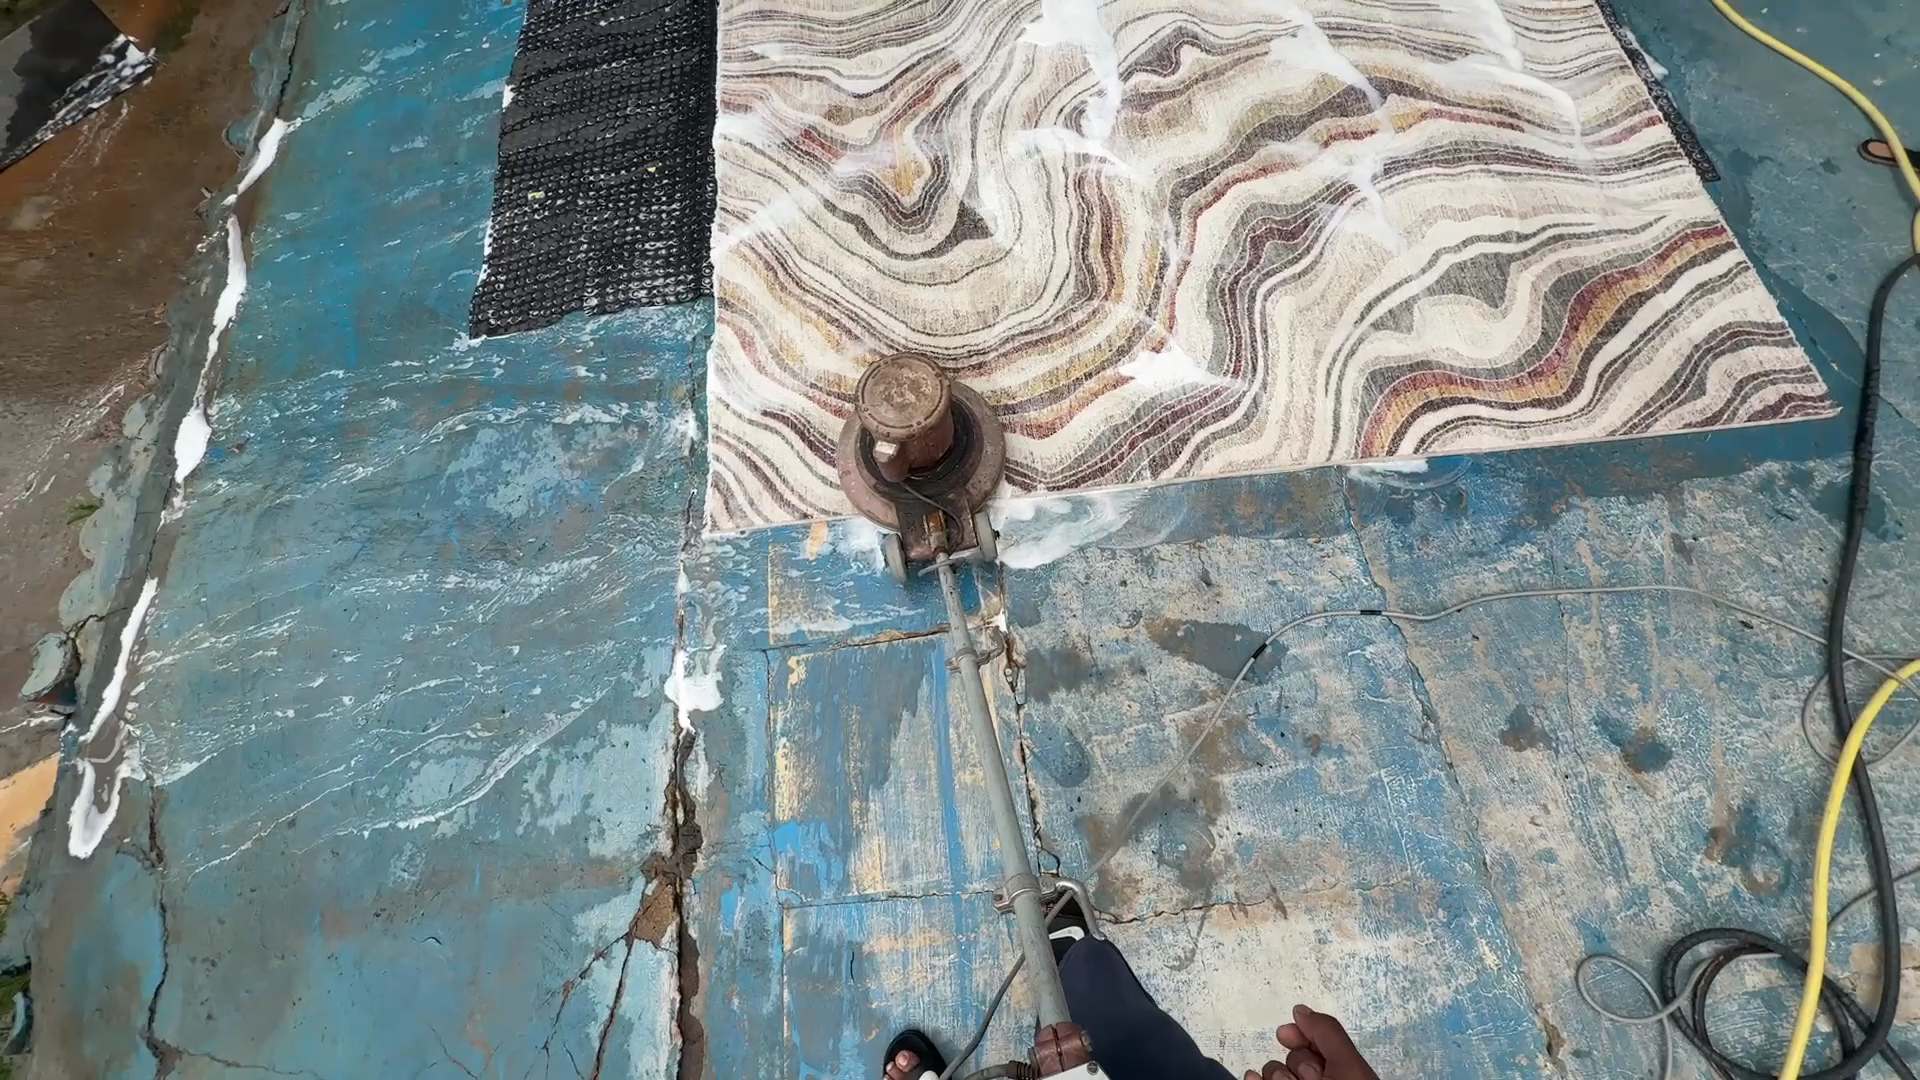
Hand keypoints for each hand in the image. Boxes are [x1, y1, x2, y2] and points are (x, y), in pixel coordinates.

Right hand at [1244, 1004, 1379, 1079]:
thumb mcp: (1349, 1066)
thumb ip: (1328, 1033)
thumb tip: (1299, 1010)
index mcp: (1341, 1068)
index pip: (1314, 1040)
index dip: (1300, 1033)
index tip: (1286, 1034)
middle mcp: (1318, 1078)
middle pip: (1292, 1054)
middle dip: (1298, 1062)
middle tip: (1312, 1079)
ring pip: (1273, 1069)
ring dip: (1276, 1073)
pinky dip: (1254, 1079)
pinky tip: (1254, 1079)